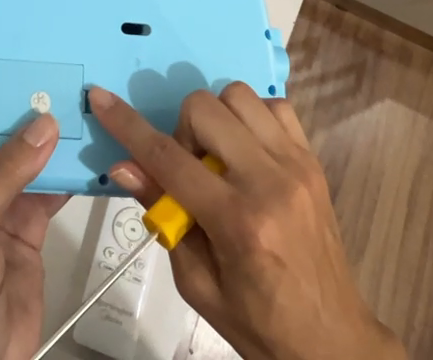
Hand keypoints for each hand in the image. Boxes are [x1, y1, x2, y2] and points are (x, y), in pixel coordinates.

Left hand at [0, 112, 70, 359]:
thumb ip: (5, 175)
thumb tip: (43, 125)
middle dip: (17, 113)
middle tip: (46, 72)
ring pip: (25, 161)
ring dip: (47, 140)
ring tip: (73, 101)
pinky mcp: (27, 223)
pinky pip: (50, 190)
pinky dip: (69, 174)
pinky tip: (88, 151)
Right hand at [88, 84, 402, 359]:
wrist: (331, 337)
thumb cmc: (258, 320)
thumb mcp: (196, 282)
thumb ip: (161, 214)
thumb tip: (123, 166)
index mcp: (237, 221)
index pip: (168, 157)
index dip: (127, 125)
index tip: (101, 99)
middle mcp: (270, 181)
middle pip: (205, 108)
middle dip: (182, 131)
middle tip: (188, 170)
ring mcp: (297, 165)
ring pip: (239, 97)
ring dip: (216, 120)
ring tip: (218, 159)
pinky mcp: (313, 161)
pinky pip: (275, 106)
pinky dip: (251, 118)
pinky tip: (246, 152)